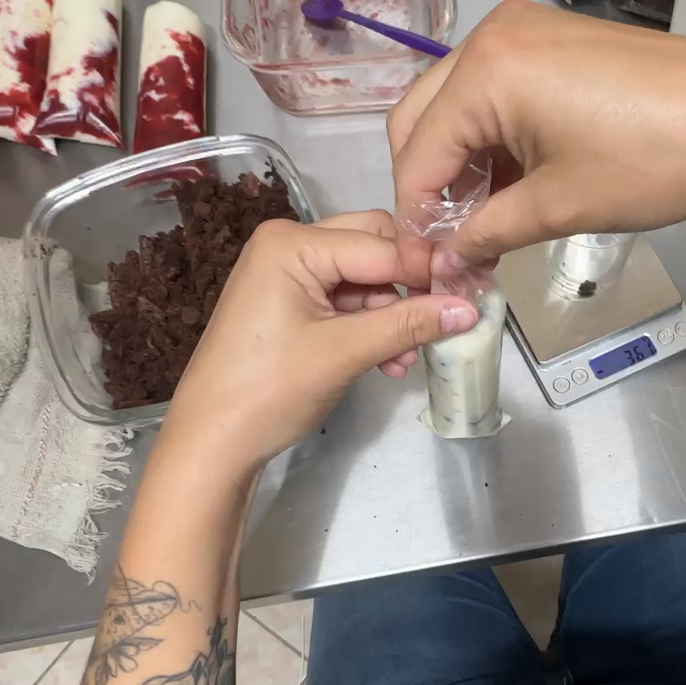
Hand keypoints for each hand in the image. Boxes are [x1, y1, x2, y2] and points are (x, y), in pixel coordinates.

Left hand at [158, 212, 477, 476]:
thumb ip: (408, 325)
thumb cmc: (270, 390)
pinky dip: (371, 329)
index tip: (472, 295)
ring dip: (393, 316)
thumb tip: (471, 309)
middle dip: (410, 289)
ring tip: (409, 359)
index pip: (382, 245)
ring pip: (364, 282)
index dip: (428, 270)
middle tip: (445, 321)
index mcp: (294, 243)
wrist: (213, 441)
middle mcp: (290, 246)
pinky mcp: (291, 306)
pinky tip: (390, 362)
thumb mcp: (344, 353)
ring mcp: (289, 276)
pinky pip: (346, 305)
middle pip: (374, 251)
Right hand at [388, 0, 685, 286]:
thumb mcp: (557, 208)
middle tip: (447, 252)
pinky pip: (495, 103)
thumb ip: (485, 234)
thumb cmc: (650, 164)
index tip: (419, 274)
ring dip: (458, 175)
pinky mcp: (552, 48)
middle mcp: (492, 39)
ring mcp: (524, 37)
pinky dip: (490, 152)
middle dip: (427, 194)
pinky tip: (504, 198)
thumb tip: (444, 264)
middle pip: (422, 124)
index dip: (413, 224)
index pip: (418, 157)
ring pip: (456, 114)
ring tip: (479, 235)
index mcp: (486, 71)